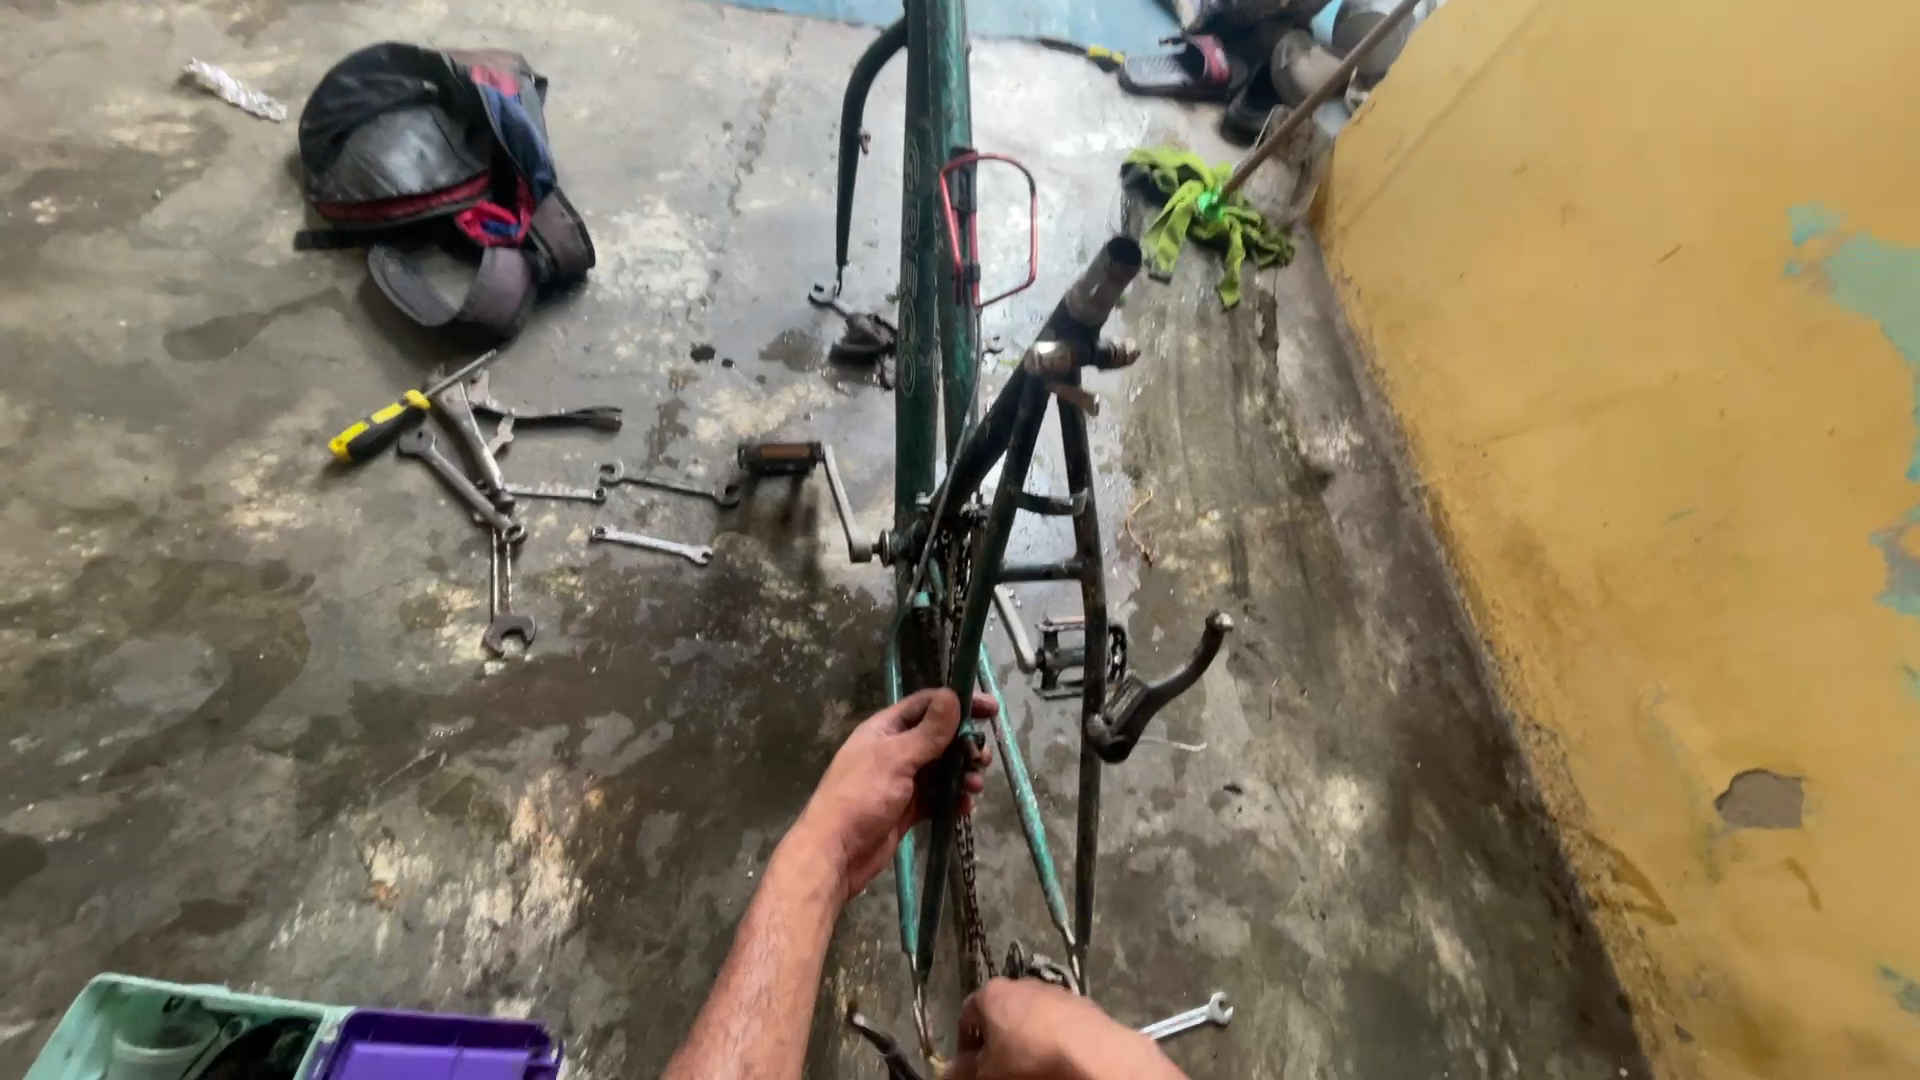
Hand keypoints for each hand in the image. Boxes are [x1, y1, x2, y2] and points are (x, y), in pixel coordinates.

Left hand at [796, 689, 995, 902]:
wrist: (835, 853)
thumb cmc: (861, 796)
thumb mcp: (896, 759)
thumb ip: (928, 731)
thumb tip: (952, 695)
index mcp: (886, 729)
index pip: (928, 704)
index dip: (959, 703)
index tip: (990, 709)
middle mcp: (895, 750)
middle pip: (939, 737)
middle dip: (965, 744)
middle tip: (984, 757)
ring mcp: (902, 780)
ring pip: (941, 768)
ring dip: (962, 774)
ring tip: (975, 786)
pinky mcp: (908, 808)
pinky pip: (937, 797)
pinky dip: (953, 799)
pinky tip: (965, 807)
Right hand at [949, 979, 1176, 1079]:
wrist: (1093, 1055)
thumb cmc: (1028, 1062)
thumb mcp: (988, 1075)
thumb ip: (966, 1071)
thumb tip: (951, 1071)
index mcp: (991, 994)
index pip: (966, 1014)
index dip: (965, 1044)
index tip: (970, 1069)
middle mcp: (1019, 983)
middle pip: (1000, 1013)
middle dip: (997, 1041)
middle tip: (999, 1070)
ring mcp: (1052, 991)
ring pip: (1030, 1017)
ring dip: (1026, 1039)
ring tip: (1031, 1067)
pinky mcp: (1080, 1003)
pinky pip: (1057, 1023)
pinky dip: (1053, 1039)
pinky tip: (1058, 1062)